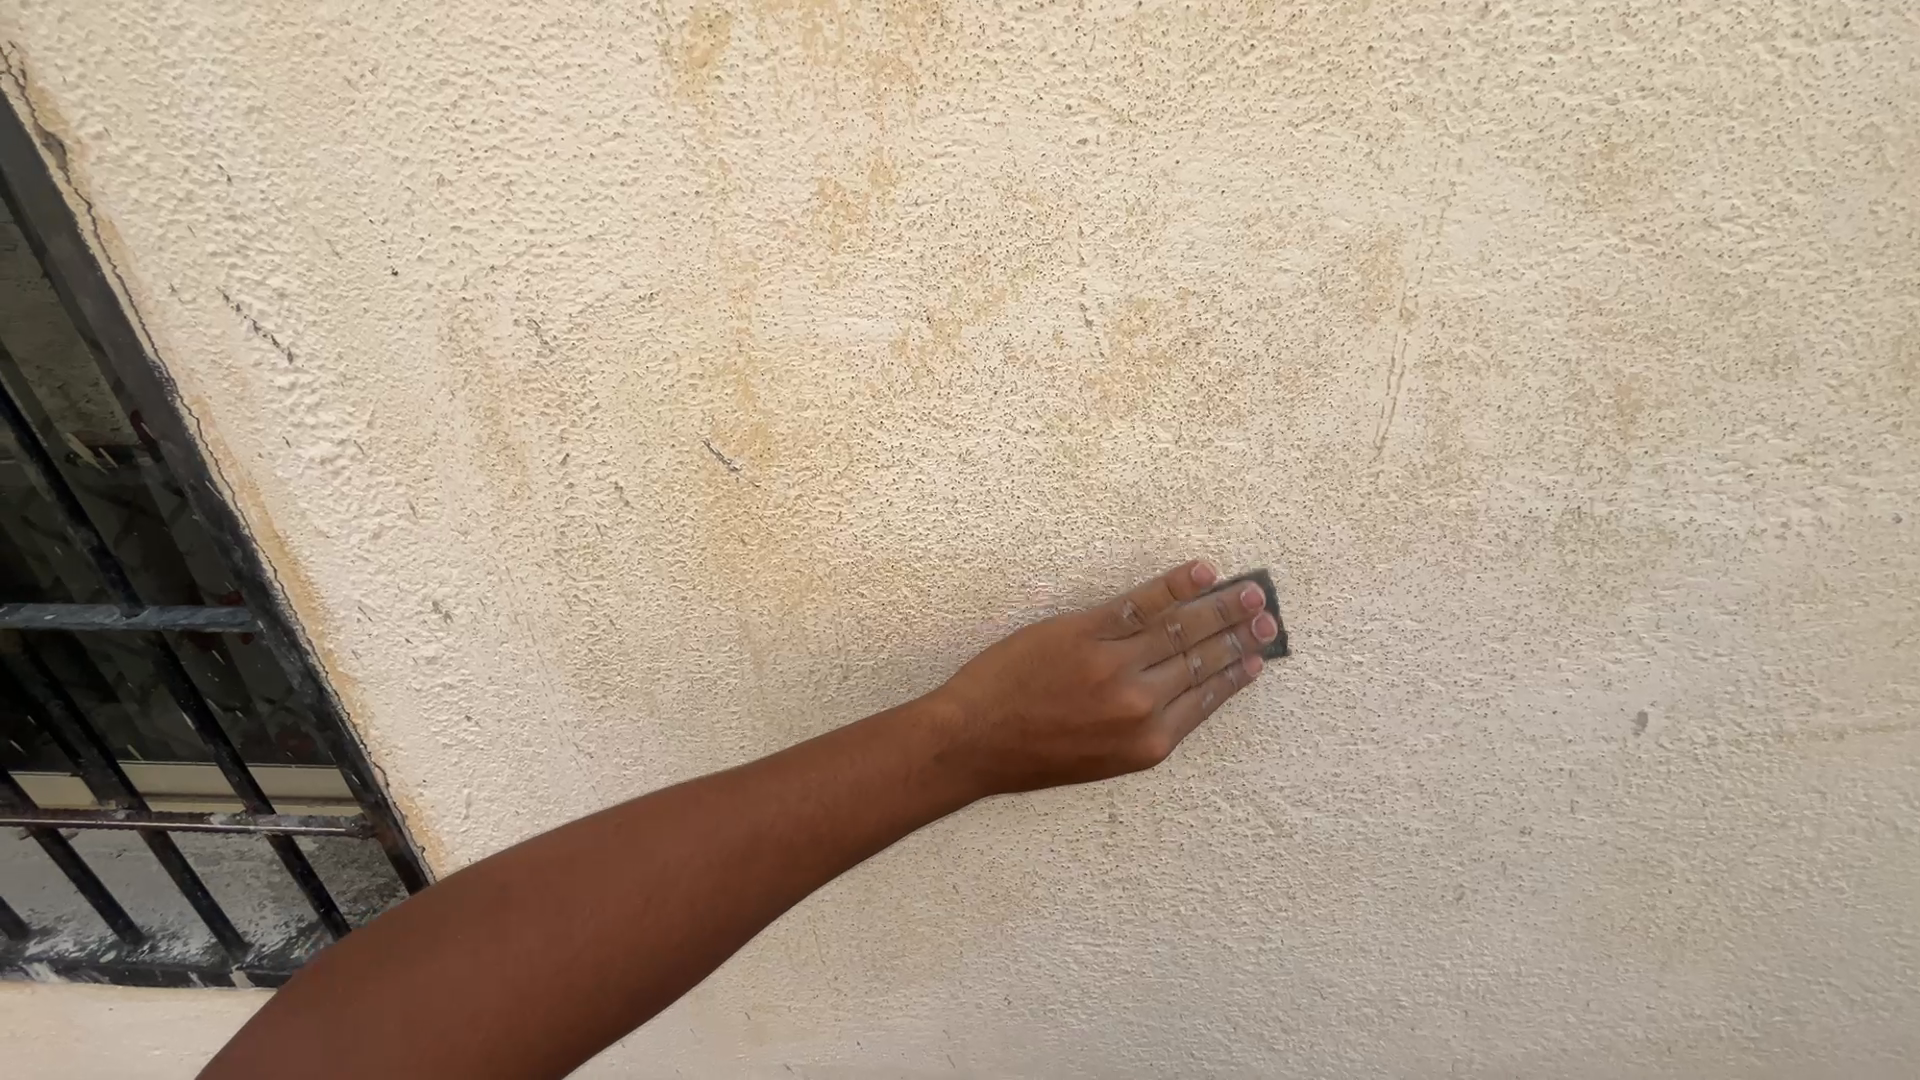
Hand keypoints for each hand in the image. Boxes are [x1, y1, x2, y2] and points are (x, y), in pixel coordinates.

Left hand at [930, 560, 1277, 794]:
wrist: (972, 740)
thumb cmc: (1031, 755)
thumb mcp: (1100, 760)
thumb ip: (1143, 729)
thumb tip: (1177, 695)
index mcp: (1148, 744)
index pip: (1206, 698)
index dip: (1235, 673)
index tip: (1259, 657)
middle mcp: (1141, 704)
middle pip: (1201, 659)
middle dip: (1240, 635)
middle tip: (1268, 614)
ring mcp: (1114, 664)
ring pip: (1180, 628)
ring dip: (1219, 607)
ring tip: (1247, 590)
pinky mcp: (1084, 632)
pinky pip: (1139, 603)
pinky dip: (1173, 586)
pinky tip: (1198, 572)